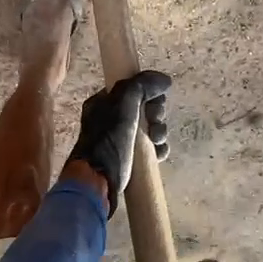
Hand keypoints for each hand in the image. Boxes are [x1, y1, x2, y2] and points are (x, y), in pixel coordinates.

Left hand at [65, 70, 170, 214]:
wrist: (98, 181)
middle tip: (154, 123)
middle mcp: (111, 119)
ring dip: (159, 132)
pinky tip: (158, 153)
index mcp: (104, 103)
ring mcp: (121, 140)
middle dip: (156, 114)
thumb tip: (164, 80)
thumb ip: (142, 86)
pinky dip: (157, 149)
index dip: (149, 93)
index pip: (133, 88)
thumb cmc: (108, 140)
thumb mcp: (123, 105)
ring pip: (150, 128)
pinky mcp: (130, 159)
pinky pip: (150, 148)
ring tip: (157, 142)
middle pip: (144, 108)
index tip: (156, 101)